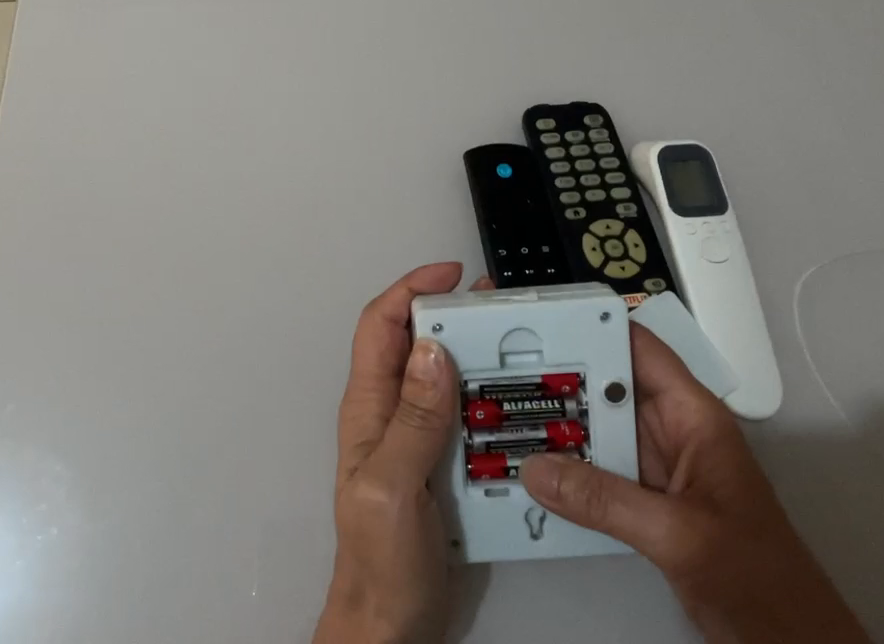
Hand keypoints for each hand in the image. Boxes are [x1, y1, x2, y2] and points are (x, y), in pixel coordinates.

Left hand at [315, 263, 483, 643]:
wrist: (390, 622)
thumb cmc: (379, 561)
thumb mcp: (393, 487)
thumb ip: (412, 421)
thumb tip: (430, 350)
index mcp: (368, 409)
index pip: (380, 328)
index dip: (409, 291)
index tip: (450, 274)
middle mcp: (389, 414)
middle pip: (414, 343)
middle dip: (450, 313)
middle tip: (497, 305)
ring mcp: (413, 437)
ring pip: (441, 375)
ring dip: (472, 353)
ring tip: (515, 345)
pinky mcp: (437, 462)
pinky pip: (461, 413)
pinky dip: (485, 395)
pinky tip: (515, 400)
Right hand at [519, 325, 868, 643]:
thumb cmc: (759, 579)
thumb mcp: (680, 534)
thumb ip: (605, 501)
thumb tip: (533, 470)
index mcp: (693, 417)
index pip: (638, 349)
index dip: (591, 326)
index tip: (536, 323)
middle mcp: (670, 432)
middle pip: (606, 386)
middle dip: (556, 376)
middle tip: (497, 370)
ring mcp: (655, 469)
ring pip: (595, 429)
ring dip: (554, 425)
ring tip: (498, 414)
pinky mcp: (642, 503)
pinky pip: (593, 471)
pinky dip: (562, 468)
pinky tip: (526, 469)